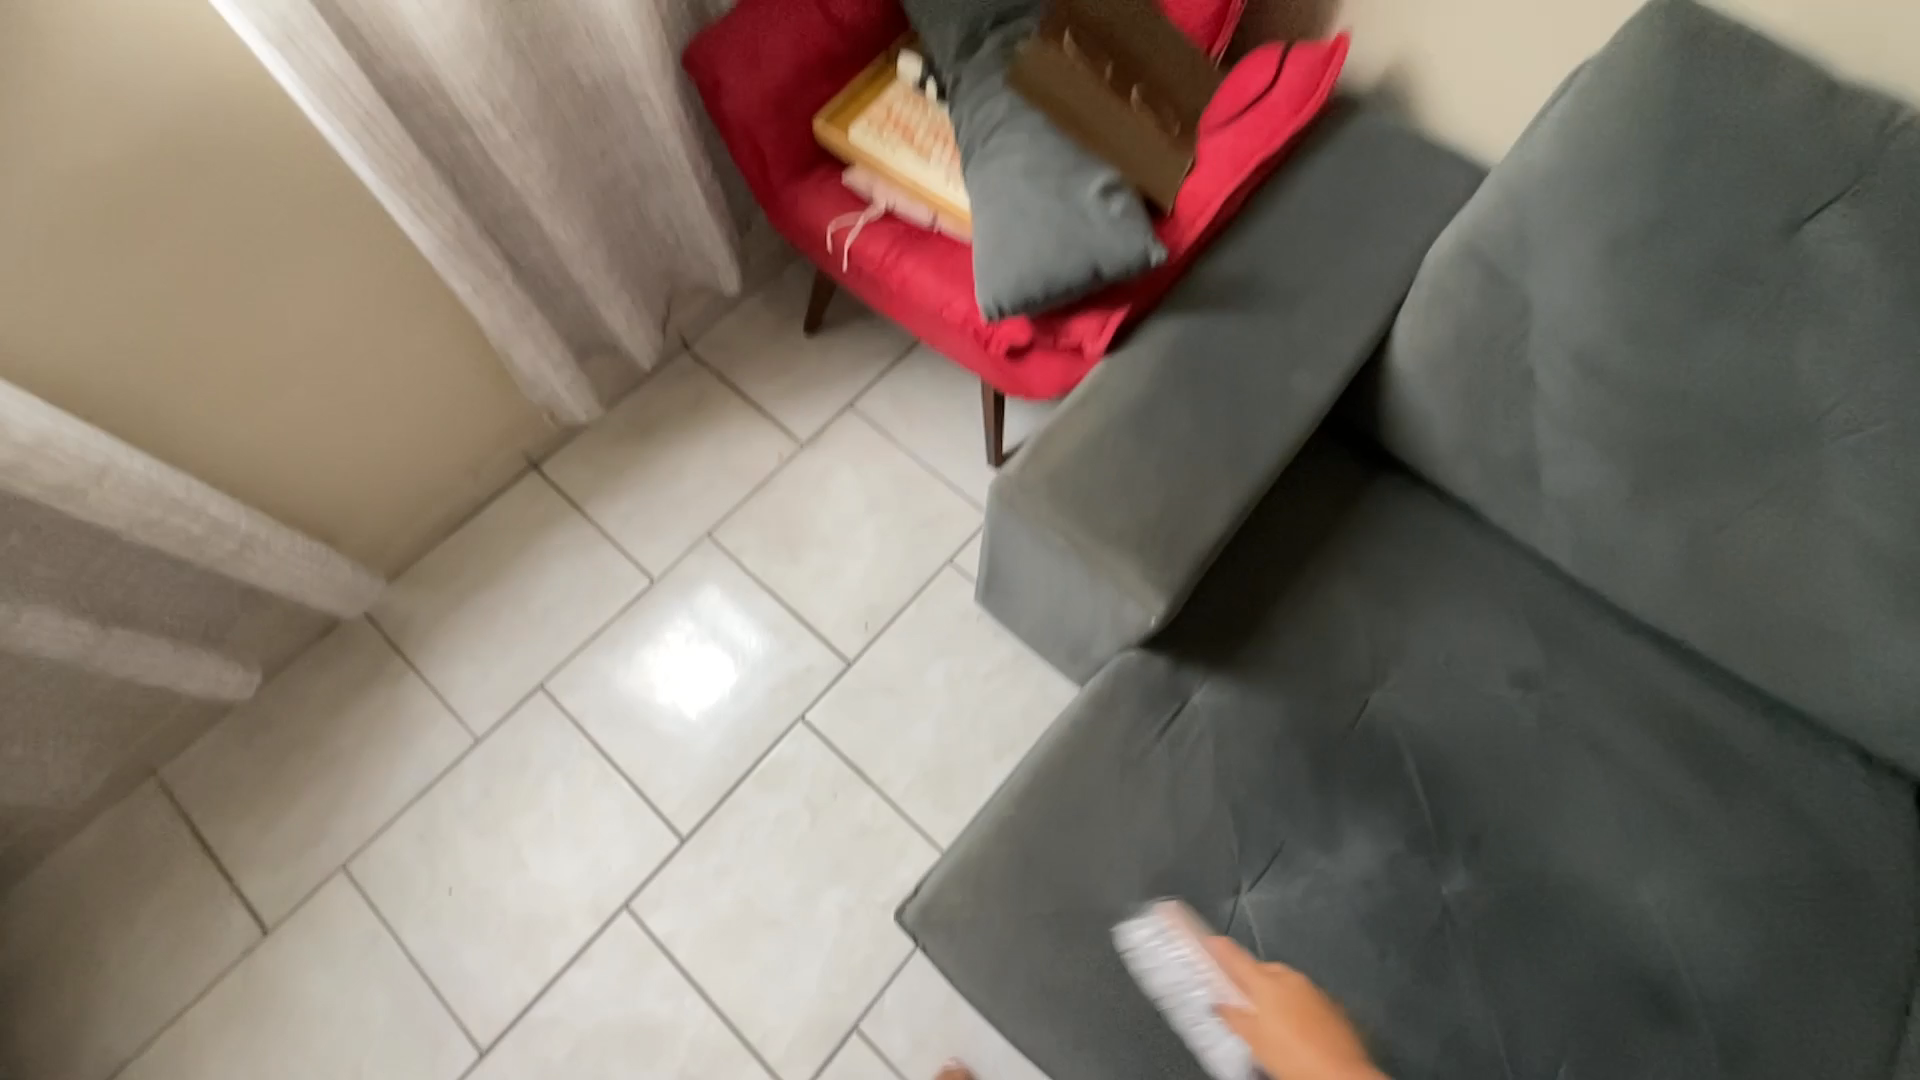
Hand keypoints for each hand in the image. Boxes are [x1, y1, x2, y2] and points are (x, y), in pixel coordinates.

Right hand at [1204, 937, 1385, 1079]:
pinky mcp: (1332, 1005)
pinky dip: (1296, 1004)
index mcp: (1265, 983)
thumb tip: (1218, 1004)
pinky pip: (1305, 996)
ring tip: (1270, 1017)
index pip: (1237, 958)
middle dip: (1251, 979)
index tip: (1210, 940)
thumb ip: (1234, 1018)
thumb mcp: (1255, 1041)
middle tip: (1242, 998)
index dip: (1221, 948)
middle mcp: (1289, 978)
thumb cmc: (1291, 1057)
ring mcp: (1313, 989)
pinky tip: (1296, 1027)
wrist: (1344, 1077)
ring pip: (1286, 982)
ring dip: (1275, 991)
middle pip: (1262, 969)